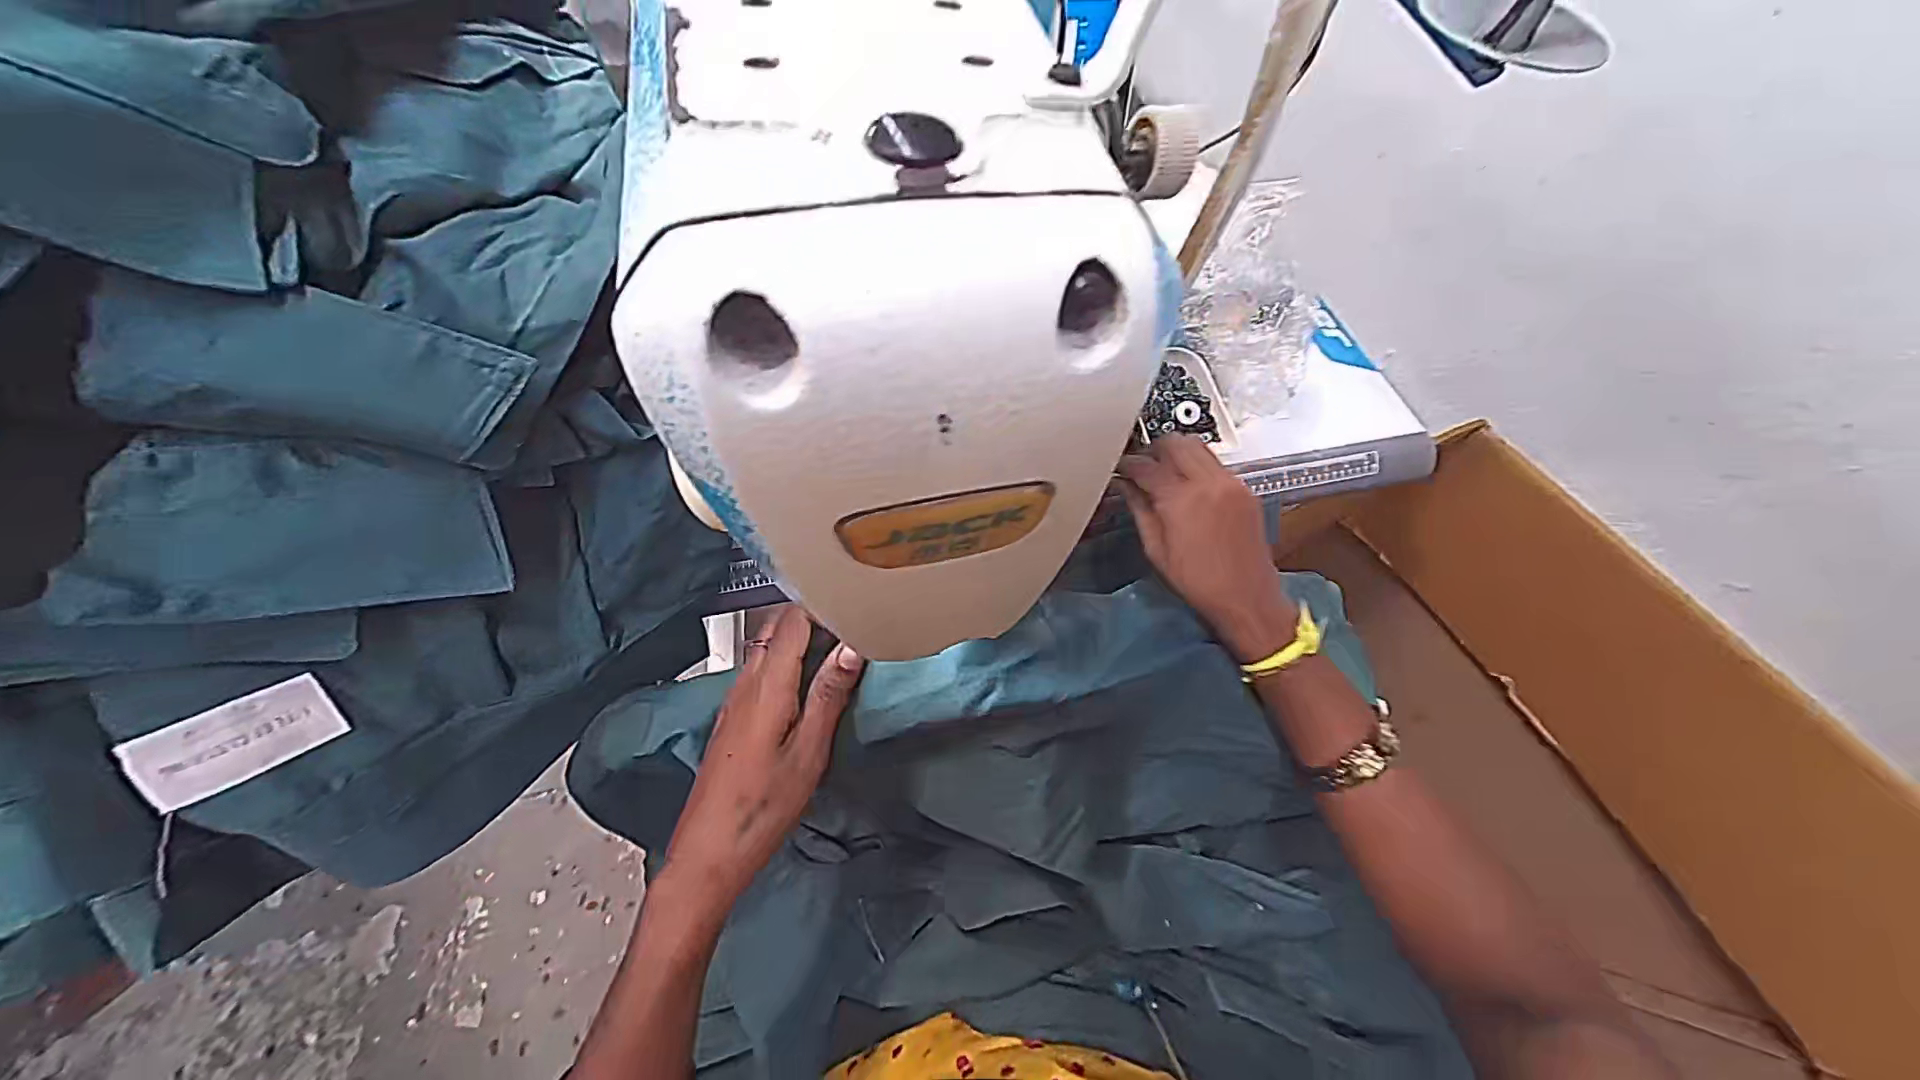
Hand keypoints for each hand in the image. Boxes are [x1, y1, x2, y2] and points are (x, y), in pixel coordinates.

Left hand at [659, 607, 864, 904]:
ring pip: (769, 648)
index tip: (856, 600)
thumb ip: (828, 695)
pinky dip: (789, 661)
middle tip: (854, 619)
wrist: (707, 853)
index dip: (824, 603)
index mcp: (767, 686)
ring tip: (840, 645)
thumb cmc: (763, 806)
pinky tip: (809, 680)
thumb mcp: (808, 752)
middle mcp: (746, 683)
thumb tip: (852, 646)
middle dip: (815, 616)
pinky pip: (763, 670)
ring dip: (802, 639)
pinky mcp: (732, 717)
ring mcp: (735, 699)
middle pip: (778, 628)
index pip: (793, 621)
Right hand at [1117, 435, 1297, 663]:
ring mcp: (1231, 483)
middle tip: (1140, 464)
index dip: (1127, 463)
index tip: (1119, 468)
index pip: (1146, 465)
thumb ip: (1140, 510)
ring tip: (1162, 471)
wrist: (1246, 597)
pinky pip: (1215, 463)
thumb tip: (1126, 487)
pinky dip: (1197, 464)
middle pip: (1175, 442)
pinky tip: (1187, 484)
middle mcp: (1209, 483)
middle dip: (1153, 449)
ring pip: (1198, 447)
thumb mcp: (1156, 549)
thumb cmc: (1199, 582)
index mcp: (1182, 499)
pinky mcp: (1245, 490)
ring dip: (1177, 452)